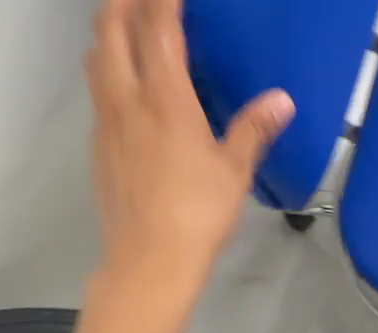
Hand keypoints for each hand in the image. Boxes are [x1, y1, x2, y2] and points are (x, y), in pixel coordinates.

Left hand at [86, 0, 294, 290]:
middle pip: (111, 28)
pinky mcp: (98, 150)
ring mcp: (106, 124)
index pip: (158, 26)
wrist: (149, 261)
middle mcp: (127, 100)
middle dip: (124, 1)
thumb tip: (281, 101)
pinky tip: (125, 93)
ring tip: (126, 31)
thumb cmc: (197, 216)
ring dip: (108, 34)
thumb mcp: (234, 173)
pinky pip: (97, 95)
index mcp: (165, 98)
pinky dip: (107, 74)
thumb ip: (254, 130)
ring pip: (95, 58)